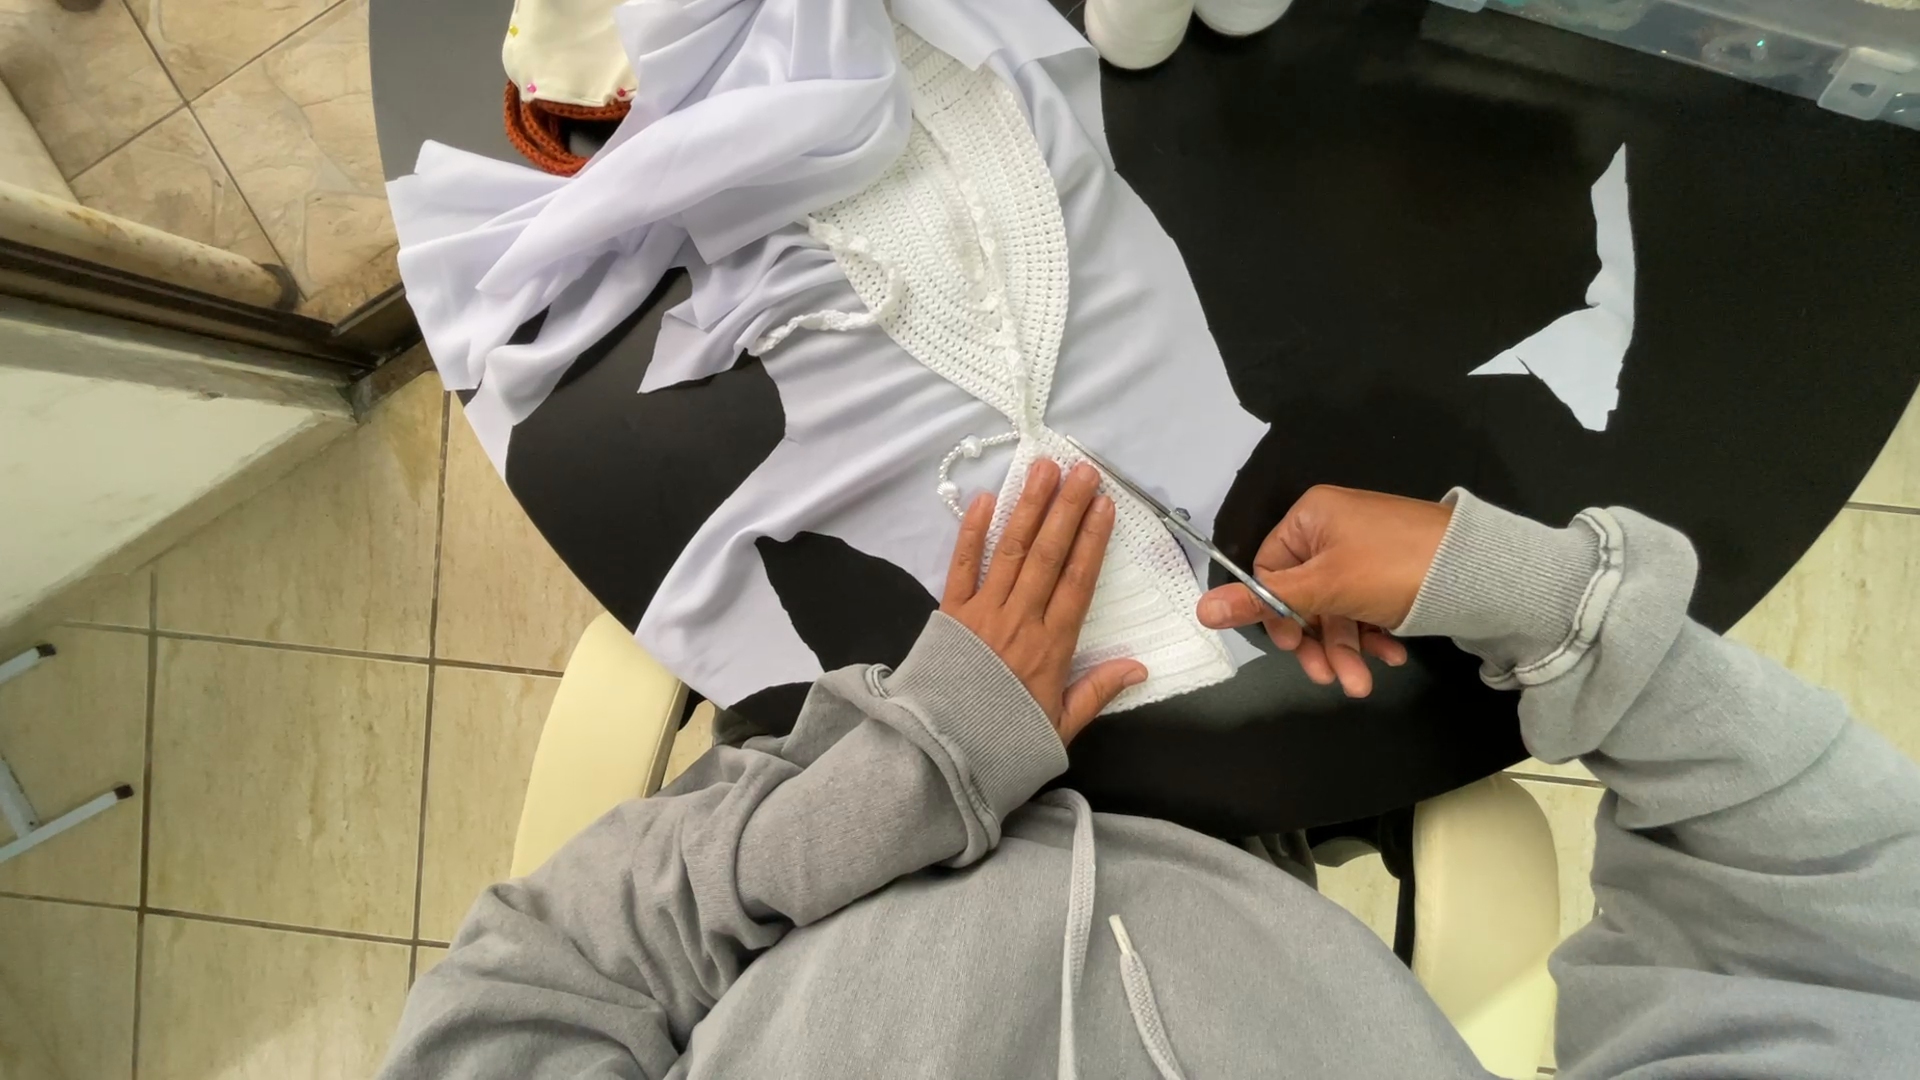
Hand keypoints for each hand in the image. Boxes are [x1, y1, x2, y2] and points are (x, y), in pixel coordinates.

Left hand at [942, 459, 1148, 743]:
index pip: (1078, 581)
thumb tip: (1139, 666)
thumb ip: (1098, 692)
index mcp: (1051, 645)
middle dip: (1066, 508)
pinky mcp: (950, 612)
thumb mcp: (1061, 725)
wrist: (942, 752)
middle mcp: (1019, 619)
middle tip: (1081, 469)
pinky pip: (961, 566)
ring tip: (1042, 469)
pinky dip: (971, 533)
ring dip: (1027, 507)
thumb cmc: (1005, 737)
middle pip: (1048, 555)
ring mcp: (983, 612)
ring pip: (1011, 551)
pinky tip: (983, 499)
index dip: (1092, 540)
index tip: (1105, 505)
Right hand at [1197, 485, 1451, 697]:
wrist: (1494, 573)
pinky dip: (1372, 635)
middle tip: (1329, 677)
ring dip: (1345, 648)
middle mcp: (1334, 528)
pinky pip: (1366, 605)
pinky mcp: (1394, 569)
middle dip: (1316, 641)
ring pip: (1336, 606)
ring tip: (1362, 684)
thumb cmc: (1393, 569)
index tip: (1292, 647)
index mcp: (1310, 517)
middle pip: (1303, 594)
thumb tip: (1200, 610)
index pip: (1269, 569)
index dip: (1276, 613)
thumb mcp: (1322, 588)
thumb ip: (1260, 601)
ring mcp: (1366, 549)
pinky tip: (1389, 659)